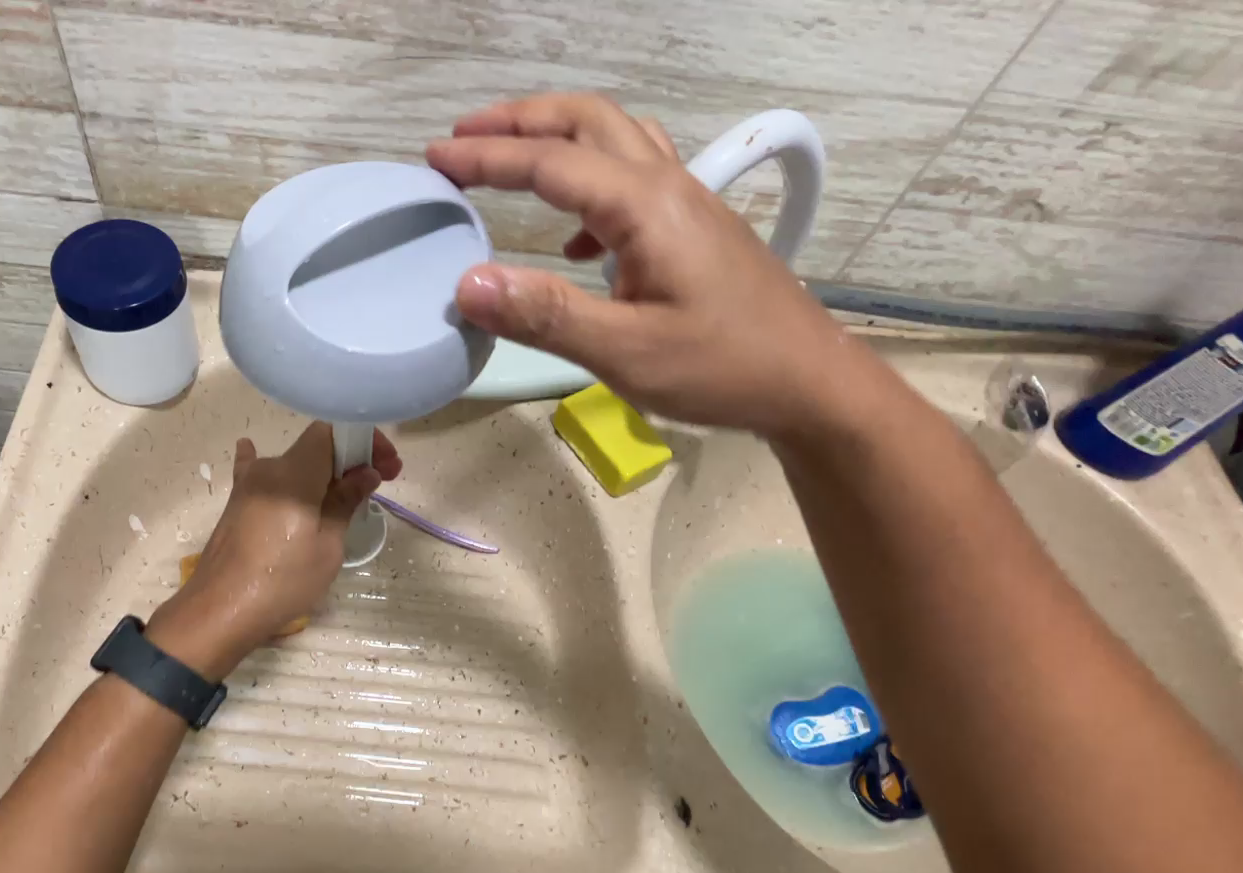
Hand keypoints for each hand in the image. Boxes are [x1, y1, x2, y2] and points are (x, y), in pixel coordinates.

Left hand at [147, 423, 402, 679]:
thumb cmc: (283, 582)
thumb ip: (345, 503)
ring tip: (342, 500)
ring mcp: (248, 485)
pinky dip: (271, 468)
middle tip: (378, 485)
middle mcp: (269, 469)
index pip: (332, 432)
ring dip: (322, 473)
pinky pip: (255, 473)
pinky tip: (254, 451)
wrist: (220, 611)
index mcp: (295, 473)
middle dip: (350, 460)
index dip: (363, 441)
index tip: (387, 466)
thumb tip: (365, 473)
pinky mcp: (237, 504)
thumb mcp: (327, 547)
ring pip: (293, 464)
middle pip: (315, 448)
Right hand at [426, 93, 885, 439]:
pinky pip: (633, 180)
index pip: (550, 163)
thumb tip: (467, 284)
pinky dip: (588, 186)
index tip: (433, 158)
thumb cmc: (721, 368)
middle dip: (519, 121)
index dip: (487, 157)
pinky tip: (572, 241)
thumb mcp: (625, 351)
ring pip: (614, 140)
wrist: (808, 381)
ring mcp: (686, 204)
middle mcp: (666, 186)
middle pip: (586, 121)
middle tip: (464, 134)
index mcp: (645, 206)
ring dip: (556, 138)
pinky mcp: (694, 230)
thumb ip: (545, 315)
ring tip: (509, 158)